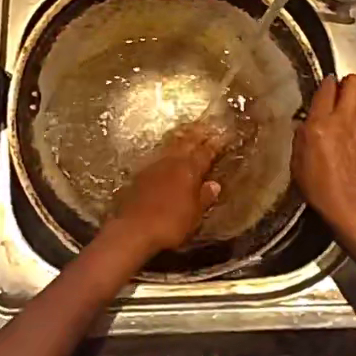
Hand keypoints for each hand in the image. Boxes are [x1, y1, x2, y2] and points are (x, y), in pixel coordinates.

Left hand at [103, 125, 223, 256]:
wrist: (134, 229)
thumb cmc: (170, 223)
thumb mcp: (194, 214)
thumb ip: (205, 197)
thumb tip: (214, 184)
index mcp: (189, 170)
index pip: (204, 153)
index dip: (214, 145)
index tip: (221, 137)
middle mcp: (171, 163)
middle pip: (185, 143)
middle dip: (196, 134)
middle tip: (205, 127)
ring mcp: (153, 167)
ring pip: (170, 147)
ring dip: (180, 140)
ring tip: (186, 134)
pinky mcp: (140, 175)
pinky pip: (157, 158)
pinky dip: (166, 153)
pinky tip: (166, 157)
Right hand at [293, 74, 355, 228]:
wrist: (350, 204)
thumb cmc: (319, 186)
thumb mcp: (297, 159)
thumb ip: (302, 135)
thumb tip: (308, 122)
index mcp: (319, 123)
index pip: (326, 88)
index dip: (326, 83)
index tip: (326, 85)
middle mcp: (345, 119)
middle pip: (354, 82)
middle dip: (348, 83)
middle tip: (344, 93)